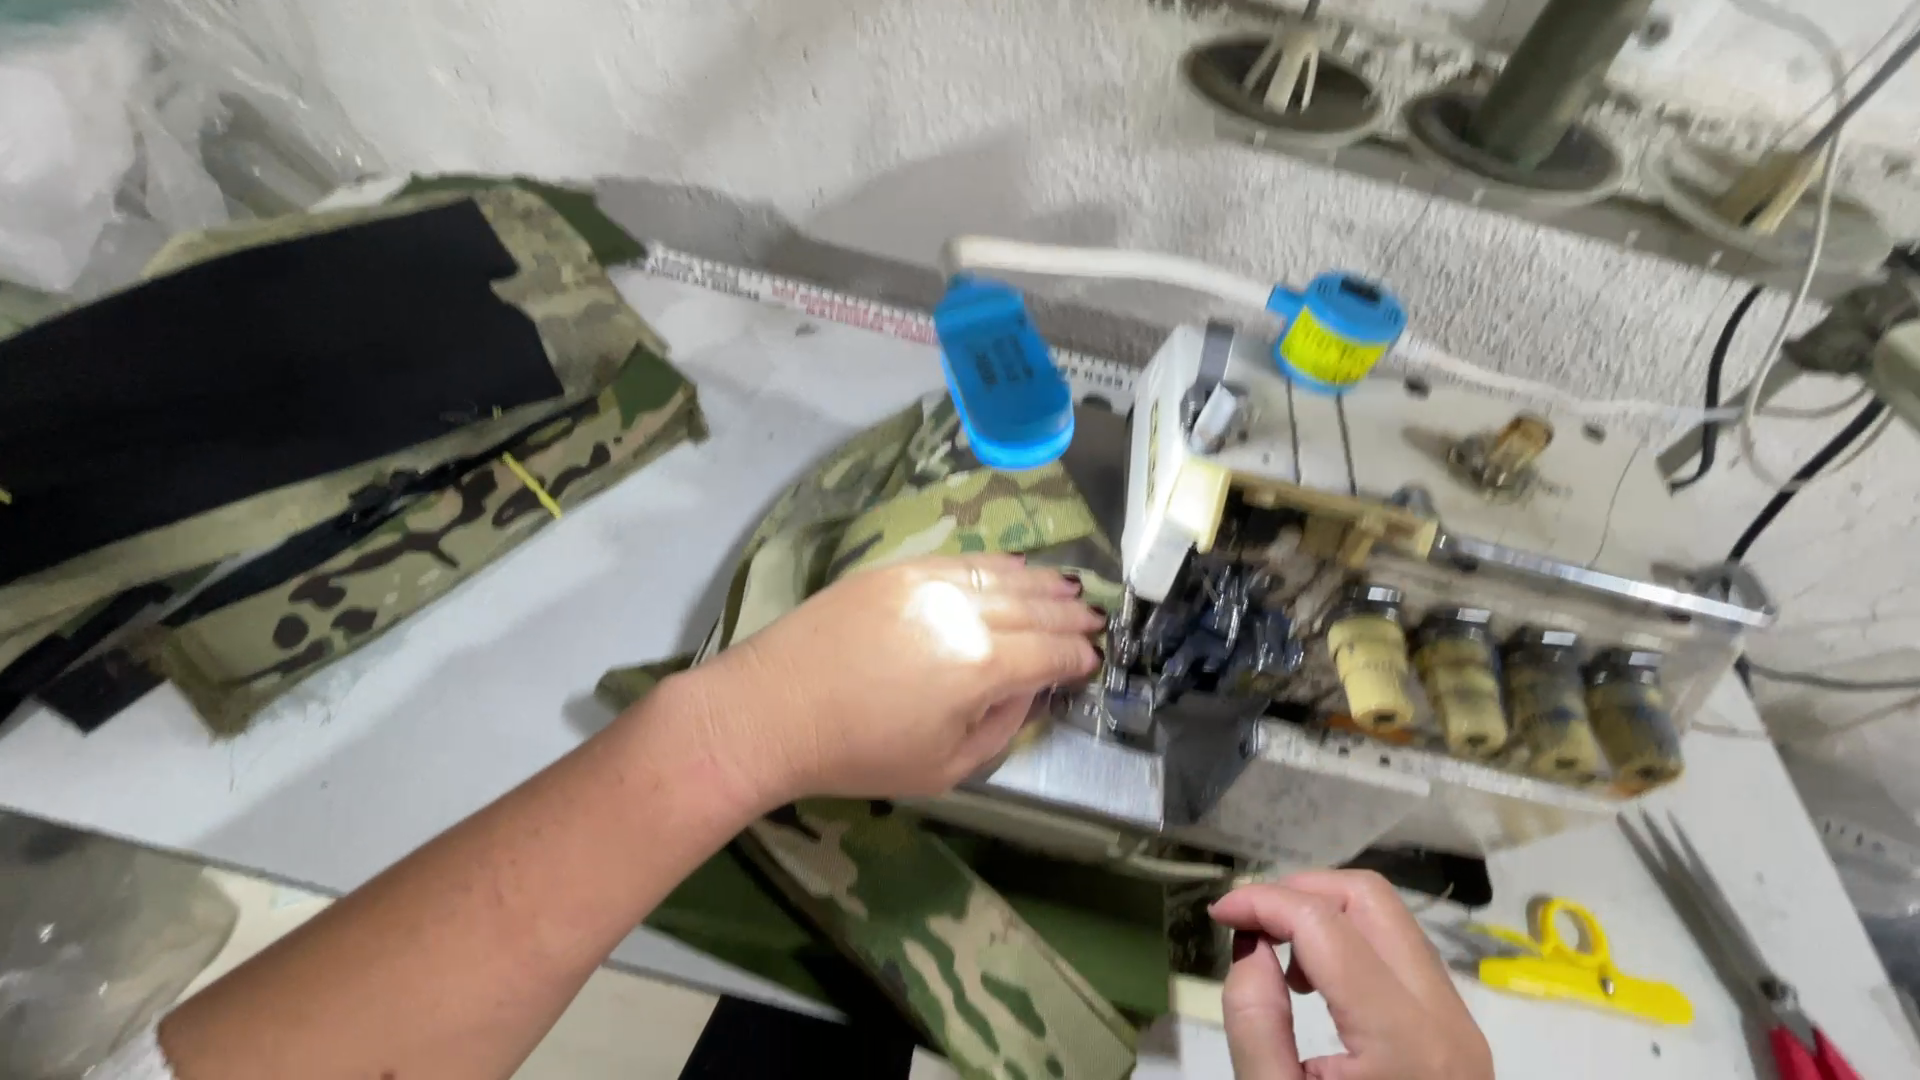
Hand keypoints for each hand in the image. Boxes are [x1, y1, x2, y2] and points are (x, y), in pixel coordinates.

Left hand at [668, 554, 1102, 806]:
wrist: (773, 711)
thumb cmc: (858, 753)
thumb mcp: (946, 768)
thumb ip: (1001, 726)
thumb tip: (1030, 690)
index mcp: (980, 667)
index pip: (1048, 652)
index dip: (1076, 656)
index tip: (1092, 658)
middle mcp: (963, 613)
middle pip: (1033, 607)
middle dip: (1069, 614)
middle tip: (1094, 617)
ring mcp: (928, 582)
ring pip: (1002, 576)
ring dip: (1041, 583)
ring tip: (1067, 587)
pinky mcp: (897, 569)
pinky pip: (962, 560)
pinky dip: (996, 564)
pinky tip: (1014, 567)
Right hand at [1211, 871, 1492, 1079]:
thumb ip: (1254, 1016)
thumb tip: (1253, 943)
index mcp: (1405, 1043)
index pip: (1323, 923)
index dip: (1262, 901)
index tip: (1219, 913)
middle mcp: (1447, 1020)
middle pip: (1368, 896)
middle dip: (1298, 891)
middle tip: (1252, 924)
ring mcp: (1461, 1024)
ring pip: (1388, 915)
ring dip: (1323, 913)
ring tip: (1281, 960)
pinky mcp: (1457, 1031)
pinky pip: (1399, 949)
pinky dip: (1348, 939)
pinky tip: (1317, 982)